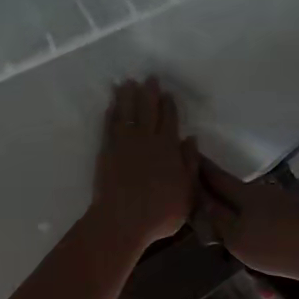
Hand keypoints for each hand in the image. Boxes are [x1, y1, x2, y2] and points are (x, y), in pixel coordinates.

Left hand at [88, 78, 197, 246]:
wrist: (122, 220)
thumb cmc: (160, 212)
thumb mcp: (187, 192)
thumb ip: (190, 164)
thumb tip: (191, 139)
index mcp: (169, 148)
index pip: (170, 120)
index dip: (169, 105)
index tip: (167, 92)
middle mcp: (147, 140)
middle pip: (148, 110)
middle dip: (149, 93)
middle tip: (149, 77)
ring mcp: (124, 144)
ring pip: (126, 113)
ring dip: (127, 96)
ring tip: (127, 83)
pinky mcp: (106, 152)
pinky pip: (109, 126)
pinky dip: (111, 113)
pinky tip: (111, 105)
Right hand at [196, 159, 298, 279]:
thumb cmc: (273, 245)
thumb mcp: (234, 236)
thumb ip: (216, 219)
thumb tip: (202, 200)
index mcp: (245, 193)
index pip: (215, 177)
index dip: (200, 168)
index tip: (187, 155)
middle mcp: (265, 195)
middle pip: (236, 206)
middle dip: (226, 226)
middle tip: (218, 244)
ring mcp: (285, 209)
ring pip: (257, 231)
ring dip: (251, 256)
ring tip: (257, 284)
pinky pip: (275, 243)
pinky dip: (269, 264)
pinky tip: (271, 289)